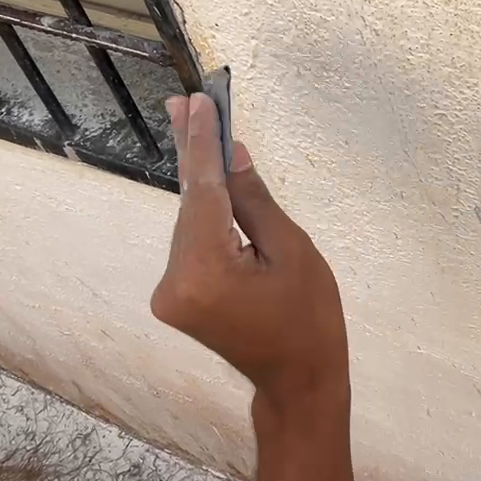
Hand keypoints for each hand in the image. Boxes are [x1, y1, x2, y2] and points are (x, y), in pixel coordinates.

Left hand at [151, 93, 347, 413]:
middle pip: (189, 203)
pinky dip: (204, 208)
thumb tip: (231, 154)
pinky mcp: (176, 296)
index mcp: (204, 272)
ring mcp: (170, 292)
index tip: (198, 103)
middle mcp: (173, 281)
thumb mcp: (293, 249)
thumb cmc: (310, 316)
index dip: (202, 144)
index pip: (203, 193)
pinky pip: (193, 239)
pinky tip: (207, 176)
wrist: (298, 380)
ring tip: (196, 124)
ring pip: (190, 220)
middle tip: (182, 101)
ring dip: (199, 177)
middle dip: (191, 151)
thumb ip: (253, 200)